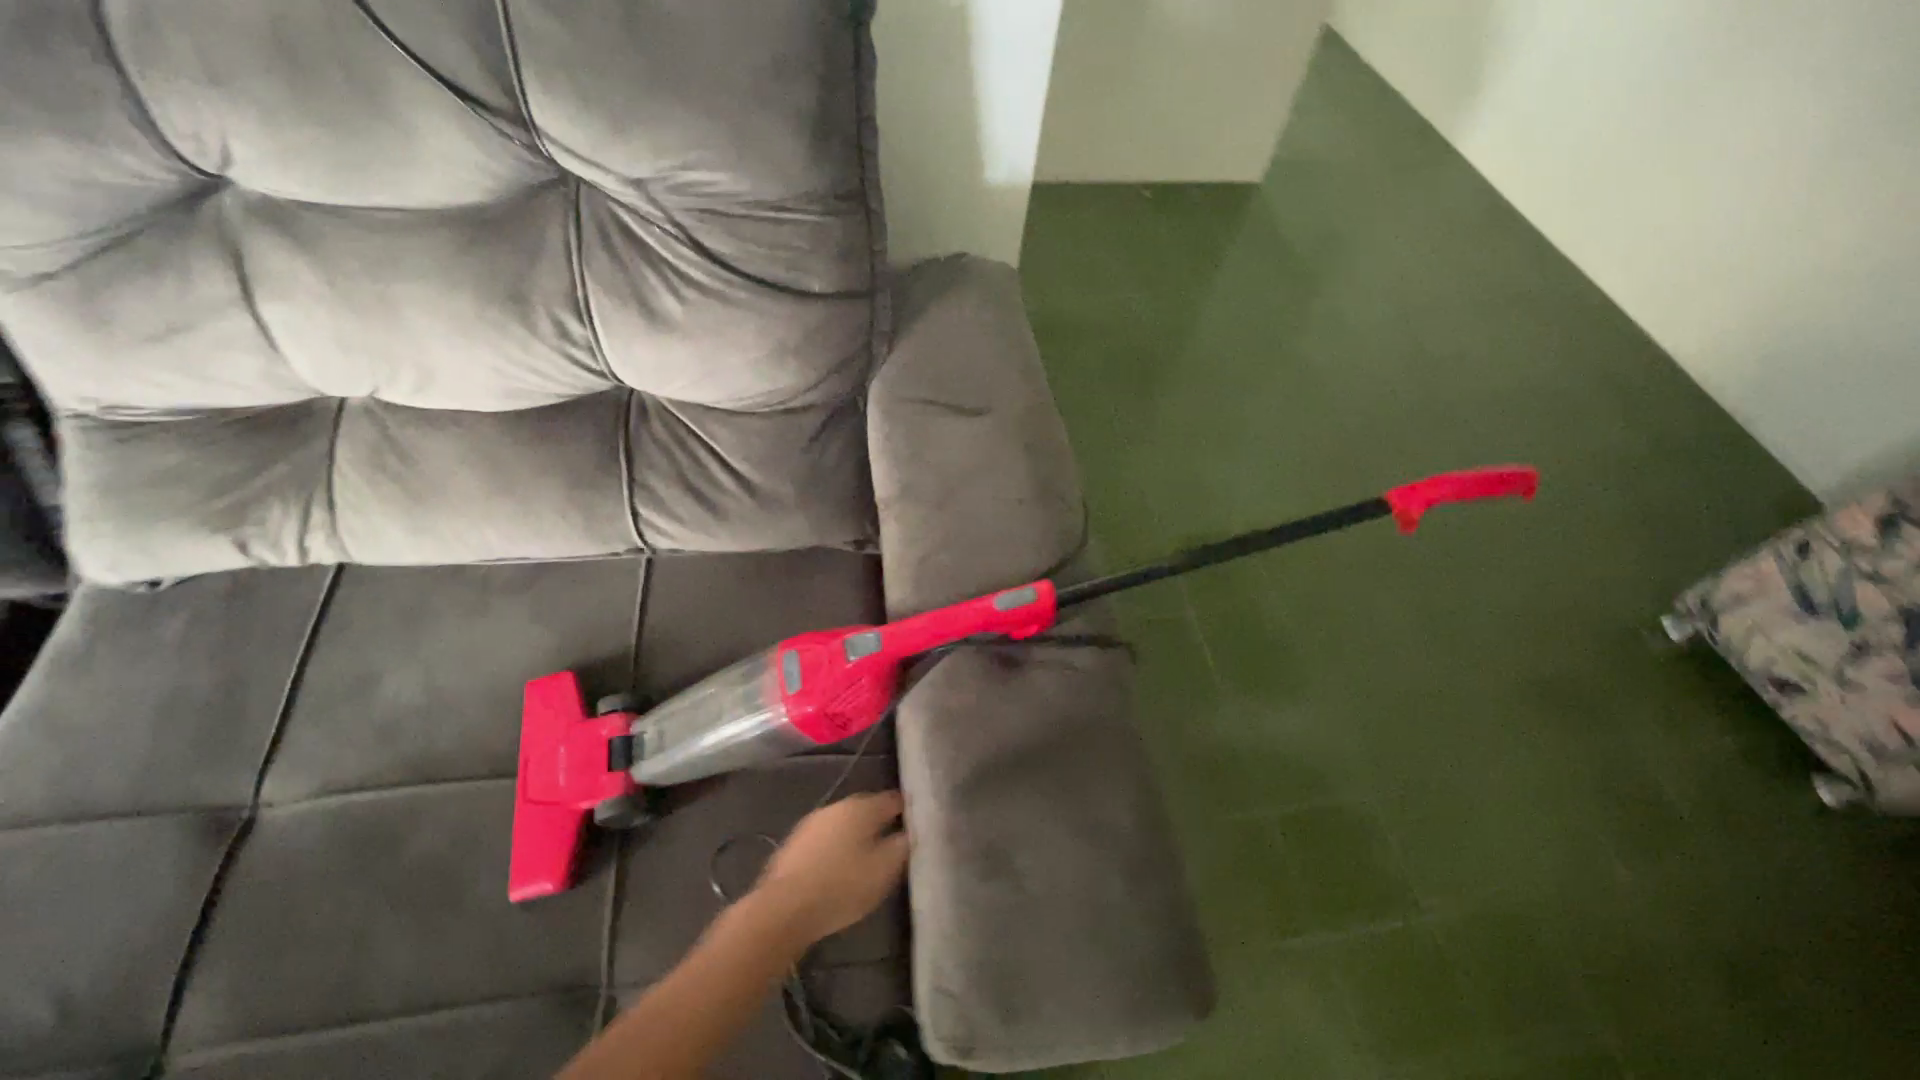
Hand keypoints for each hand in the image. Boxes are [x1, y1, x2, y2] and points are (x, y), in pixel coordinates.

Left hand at [753, 792, 910, 944]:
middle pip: (867, 809)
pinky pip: (827, 839)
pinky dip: (838, 848)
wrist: (784, 909)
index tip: (920, 825)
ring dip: (858, 836)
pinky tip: (841, 868)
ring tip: (870, 858)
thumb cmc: (842, 886)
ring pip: (845, 824)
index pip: (893, 799)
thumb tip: (910, 832)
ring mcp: (812, 823)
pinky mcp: (795, 844)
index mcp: (861, 807)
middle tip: (897, 843)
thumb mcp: (885, 870)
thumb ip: (902, 846)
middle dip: (882, 823)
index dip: (909, 810)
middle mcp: (835, 807)